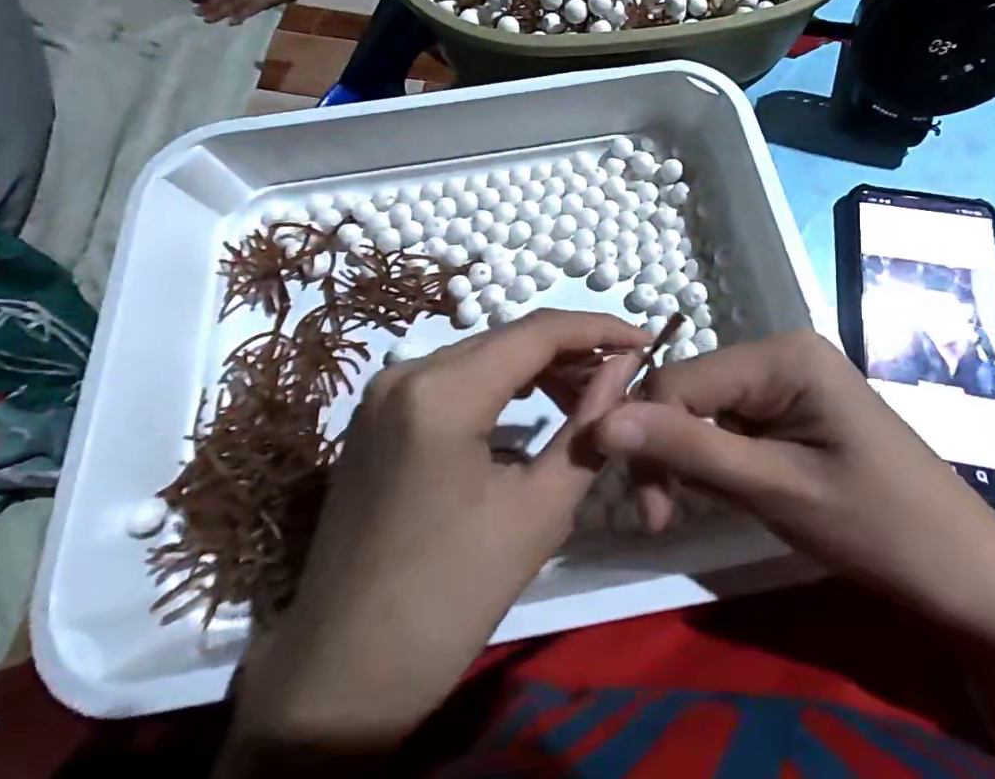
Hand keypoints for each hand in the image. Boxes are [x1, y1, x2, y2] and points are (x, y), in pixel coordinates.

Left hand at [225, 311, 650, 759]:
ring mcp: (382, 394)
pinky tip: (530, 408)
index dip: (598, 328)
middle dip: (569, 351)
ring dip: (533, 369)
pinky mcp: (375, 418)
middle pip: (504, 339)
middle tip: (622, 375)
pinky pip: (448, 382)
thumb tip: (623, 371)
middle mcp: (404, 373)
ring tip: (585, 396)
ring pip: (477, 357)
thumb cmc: (452, 596)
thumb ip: (589, 428)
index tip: (645, 340)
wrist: (348, 667)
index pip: (535, 332)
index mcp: (441, 393)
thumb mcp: (539, 510)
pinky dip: (496, 388)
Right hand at [596, 331, 994, 778]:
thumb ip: (688, 451)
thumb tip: (600, 421)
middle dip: (669, 452)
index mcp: (783, 354)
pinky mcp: (794, 414)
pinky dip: (717, 464)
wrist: (973, 580)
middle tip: (668, 518)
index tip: (649, 512)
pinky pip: (731, 428)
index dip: (647, 438)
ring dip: (691, 462)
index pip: (678, 381)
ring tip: (702, 511)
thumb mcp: (777, 490)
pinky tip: (731, 496)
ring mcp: (790, 384)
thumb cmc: (883, 529)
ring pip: (704, 414)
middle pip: (689, 393)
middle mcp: (781, 354)